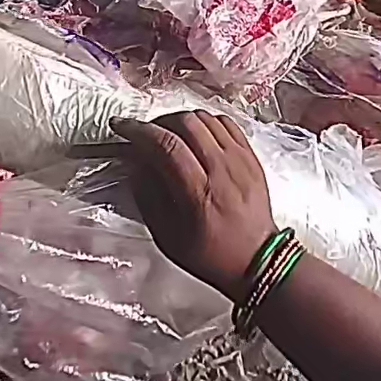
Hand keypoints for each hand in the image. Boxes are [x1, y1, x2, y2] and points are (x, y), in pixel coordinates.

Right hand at [111, 111, 277, 297]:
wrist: (259, 262)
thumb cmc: (210, 253)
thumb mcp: (167, 235)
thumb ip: (147, 195)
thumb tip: (134, 161)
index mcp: (199, 194)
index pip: (166, 145)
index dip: (139, 130)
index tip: (120, 126)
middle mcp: (223, 171)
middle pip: (186, 123)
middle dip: (158, 122)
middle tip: (147, 134)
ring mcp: (241, 161)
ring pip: (205, 118)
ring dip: (180, 120)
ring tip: (170, 134)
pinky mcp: (251, 157)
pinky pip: (226, 123)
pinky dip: (205, 122)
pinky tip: (196, 135)